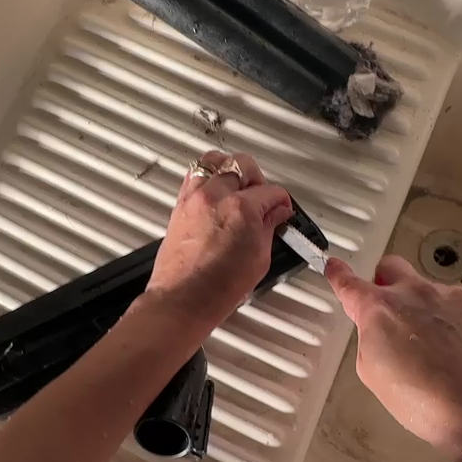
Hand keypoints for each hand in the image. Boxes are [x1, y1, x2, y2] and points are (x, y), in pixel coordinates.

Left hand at [142, 151, 292, 337]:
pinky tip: (216, 193)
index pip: (271, 191)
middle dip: (257, 178)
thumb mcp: (259, 259)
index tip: (282, 210)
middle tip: (262, 197)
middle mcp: (215, 196)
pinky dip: (208, 178)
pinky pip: (194, 176)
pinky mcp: (180, 206)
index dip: (282, 202)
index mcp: (240, 208)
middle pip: (242, 164)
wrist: (182, 300)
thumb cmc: (215, 288)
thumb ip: (268, 228)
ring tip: (238, 188)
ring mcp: (194, 198)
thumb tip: (276, 215)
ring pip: (214, 161)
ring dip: (230, 170)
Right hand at [325, 254, 461, 461]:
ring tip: (425, 343)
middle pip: (390, 267)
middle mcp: (413, 293)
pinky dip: (444, 320)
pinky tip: (448, 349)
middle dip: (383, 281)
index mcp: (378, 308)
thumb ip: (369, 337)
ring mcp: (446, 298)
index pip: (349, 283)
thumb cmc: (416, 397)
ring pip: (424, 288)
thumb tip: (378, 327)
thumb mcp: (370, 371)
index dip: (338, 274)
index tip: (334, 267)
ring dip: (418, 305)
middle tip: (385, 309)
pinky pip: (450, 306)